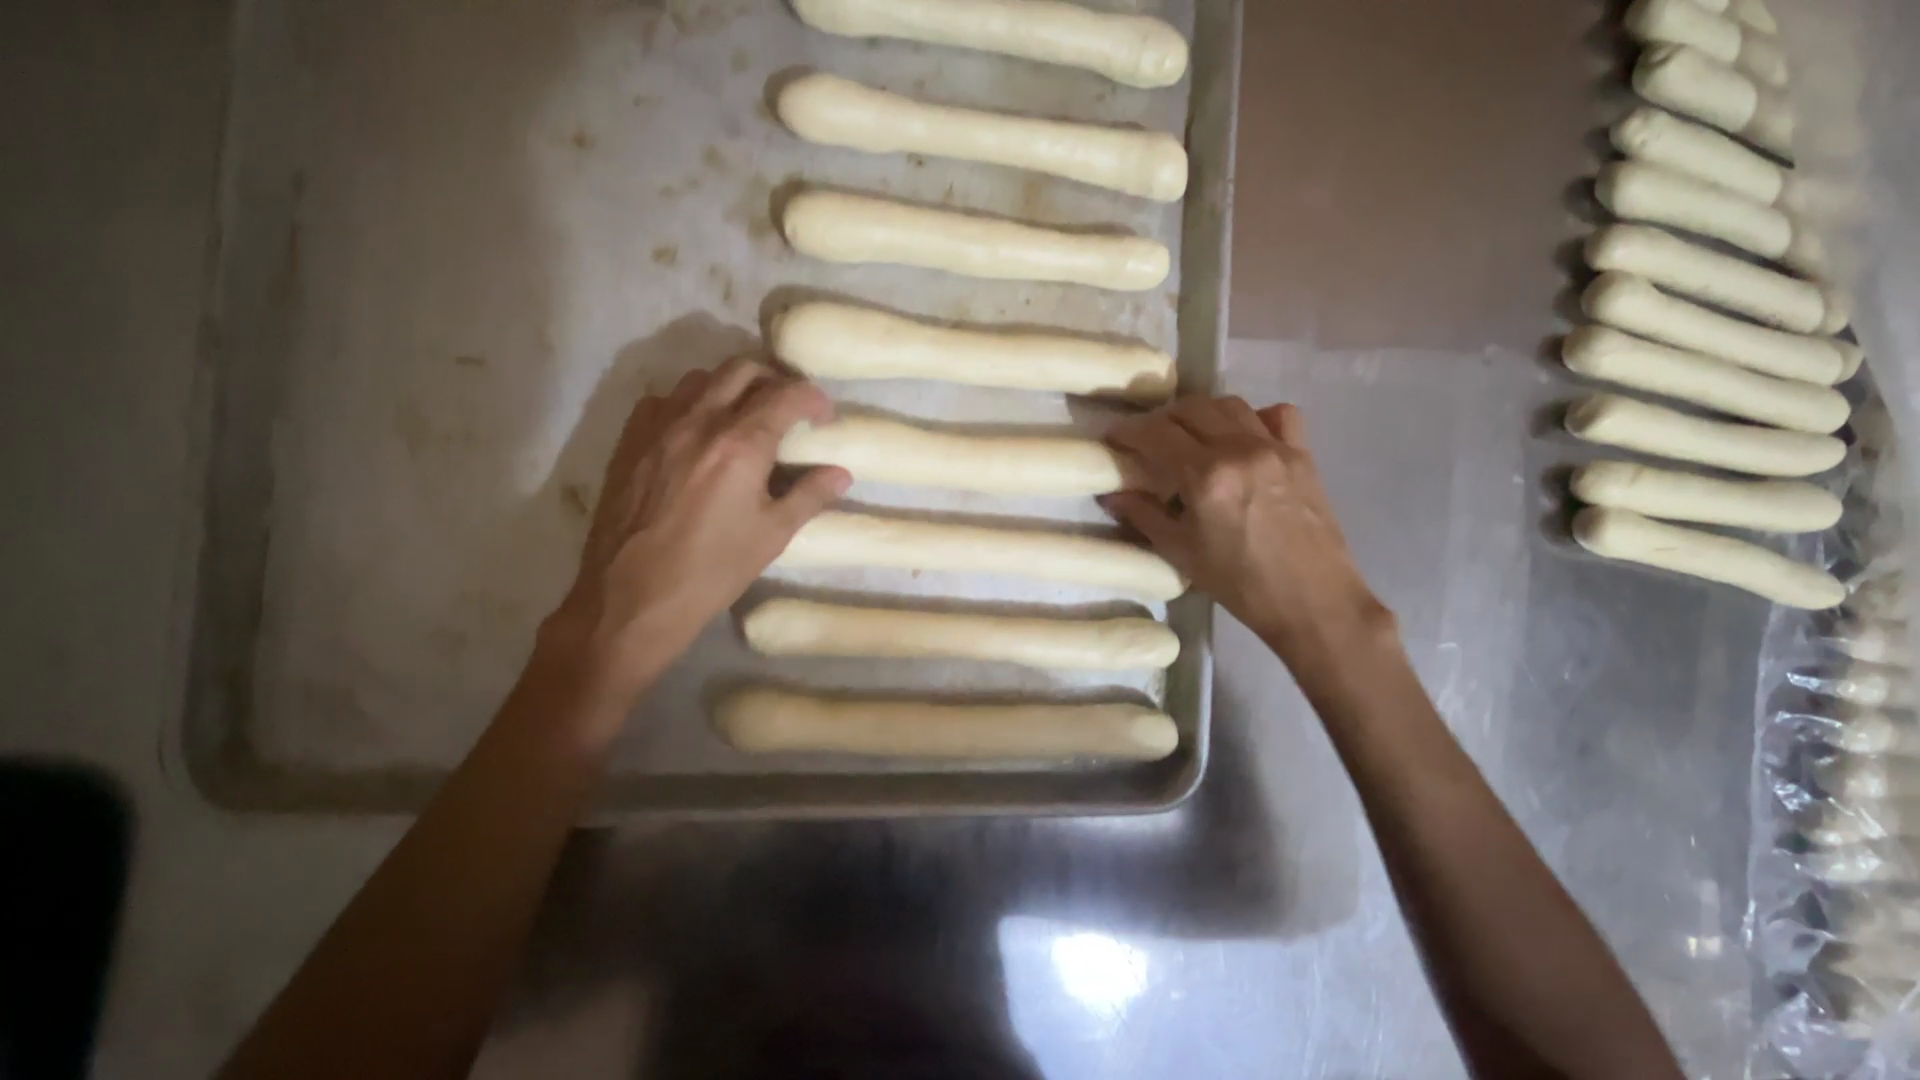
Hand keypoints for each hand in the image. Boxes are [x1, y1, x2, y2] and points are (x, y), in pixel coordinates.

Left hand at [545, 358, 849, 707]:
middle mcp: (699, 421)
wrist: (631, 598)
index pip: (786, 394)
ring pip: (701, 378)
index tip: (823, 415)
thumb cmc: (711, 572)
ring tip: (743, 415)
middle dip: (773, 380)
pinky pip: (663, 400)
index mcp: (741, 444)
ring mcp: (659, 426)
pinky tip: (696, 432)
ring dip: (730, 387)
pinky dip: (688, 403)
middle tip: (787, 408)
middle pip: (743, 369)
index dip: (813, 397)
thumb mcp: (771, 536)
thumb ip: (808, 496)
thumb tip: (840, 474)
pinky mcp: (630, 440)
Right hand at [1102, 397, 1392, 664]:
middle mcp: (1239, 449)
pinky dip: (1256, 417)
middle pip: (1191, 409)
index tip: (1114, 438)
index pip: (1156, 434)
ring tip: (1192, 435)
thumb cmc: (1240, 584)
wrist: (1312, 600)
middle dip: (1162, 419)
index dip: (1129, 432)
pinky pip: (1279, 415)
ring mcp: (1275, 448)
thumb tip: (1112, 495)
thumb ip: (1144, 516)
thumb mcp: (1182, 553)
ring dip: (1203, 414)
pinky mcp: (1303, 454)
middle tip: (1149, 440)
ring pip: (1230, 405)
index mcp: (1205, 475)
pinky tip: (1245, 437)